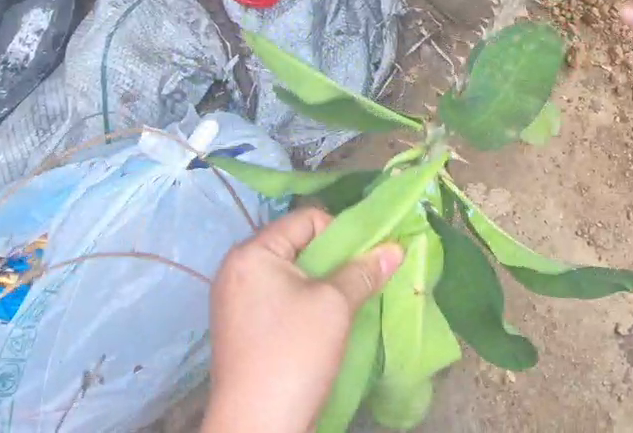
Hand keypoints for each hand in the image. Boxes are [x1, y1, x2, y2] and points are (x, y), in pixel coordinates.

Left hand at [203, 208, 403, 432]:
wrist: (256, 432)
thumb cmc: (294, 355)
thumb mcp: (335, 305)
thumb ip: (364, 270)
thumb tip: (396, 248)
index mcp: (252, 253)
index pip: (307, 220)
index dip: (341, 233)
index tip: (363, 262)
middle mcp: (237, 270)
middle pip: (298, 245)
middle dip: (334, 260)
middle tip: (360, 281)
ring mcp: (236, 303)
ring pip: (292, 276)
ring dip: (323, 284)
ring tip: (347, 304)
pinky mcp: (242, 331)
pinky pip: (281, 300)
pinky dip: (306, 305)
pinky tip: (326, 325)